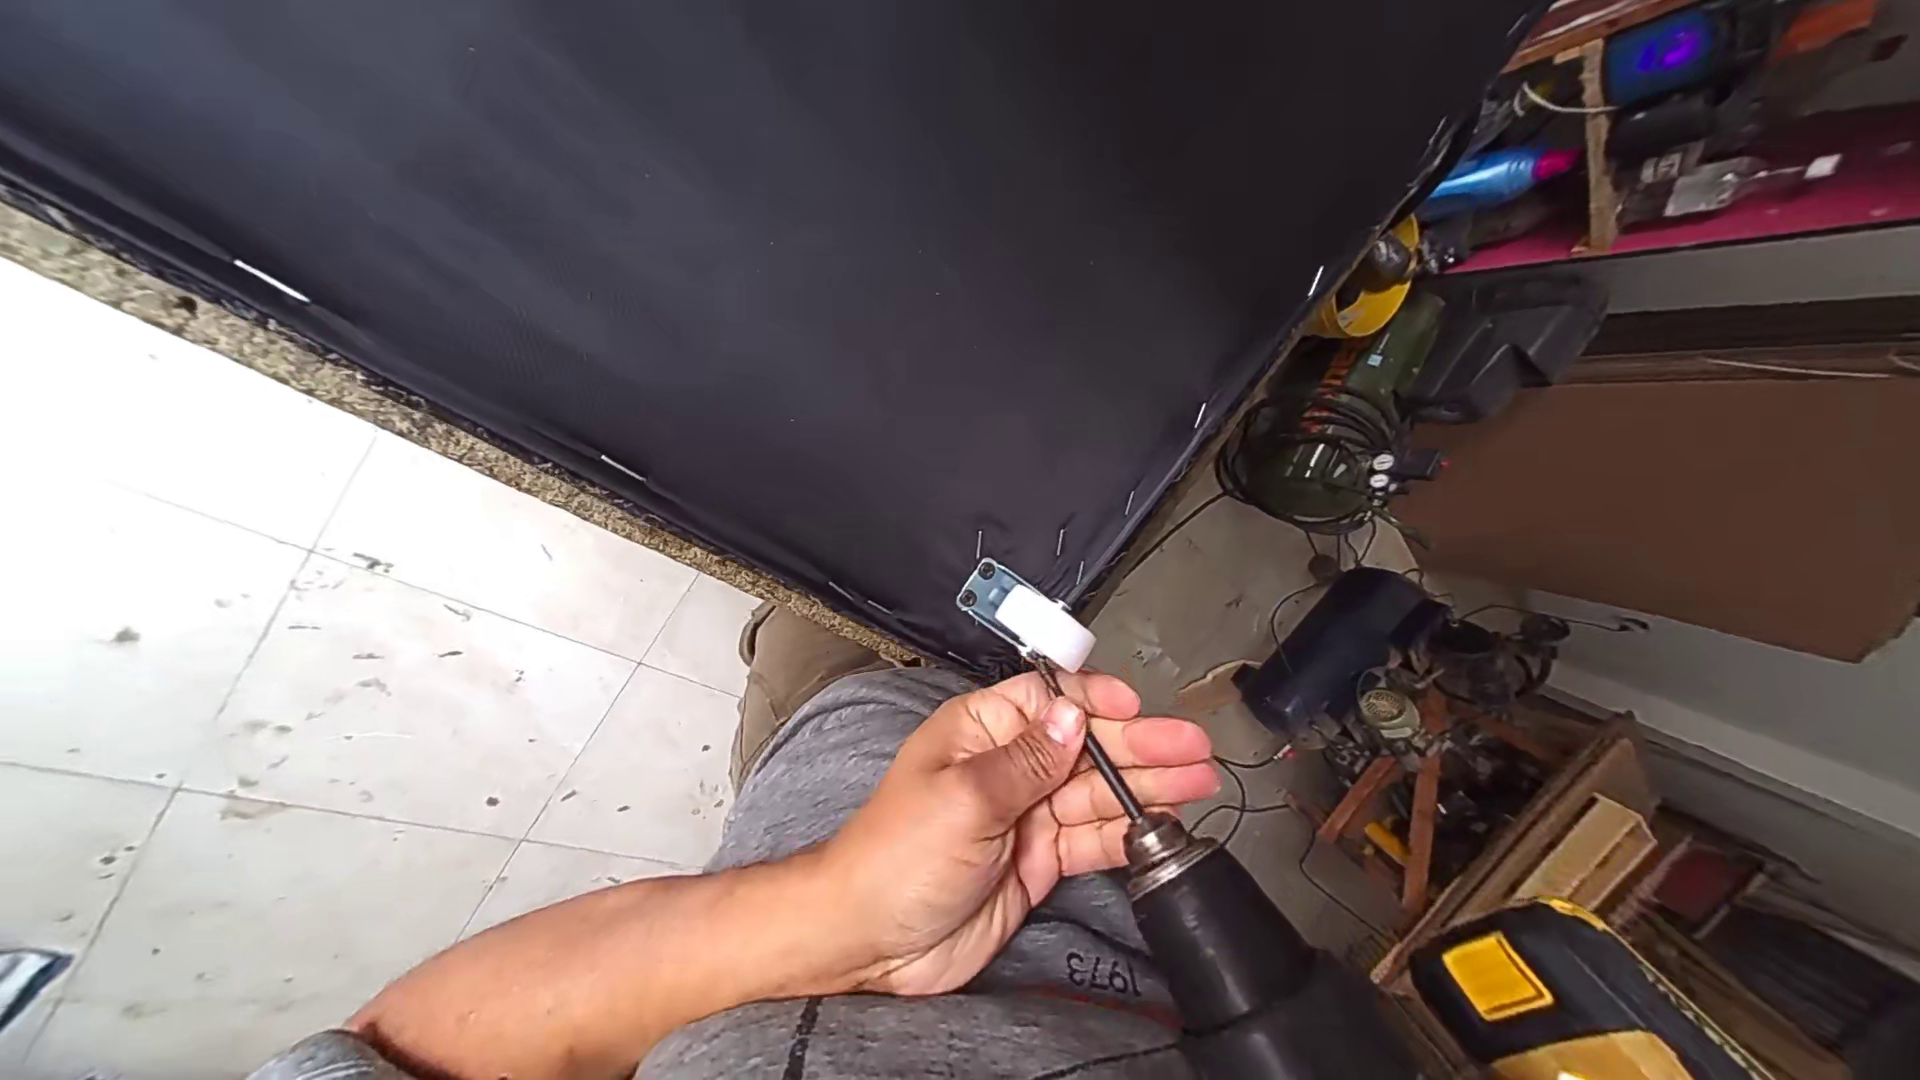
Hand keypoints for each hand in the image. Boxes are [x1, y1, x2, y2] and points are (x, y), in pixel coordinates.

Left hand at [820, 670, 1216, 995]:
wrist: (874, 940)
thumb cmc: (897, 853)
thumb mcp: (964, 797)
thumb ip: (1027, 760)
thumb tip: (1073, 716)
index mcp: (980, 730)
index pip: (1046, 700)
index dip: (1092, 699)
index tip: (1133, 704)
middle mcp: (1008, 764)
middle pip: (1083, 745)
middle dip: (1138, 743)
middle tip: (1191, 745)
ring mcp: (1026, 811)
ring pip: (1095, 790)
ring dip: (1146, 785)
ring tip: (1198, 778)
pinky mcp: (1039, 856)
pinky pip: (1091, 837)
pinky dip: (1126, 831)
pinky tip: (1163, 820)